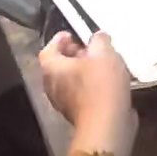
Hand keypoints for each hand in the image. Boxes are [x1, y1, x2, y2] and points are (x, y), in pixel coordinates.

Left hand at [39, 32, 134, 155]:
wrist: (106, 122)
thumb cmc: (101, 83)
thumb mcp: (104, 53)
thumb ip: (99, 40)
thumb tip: (98, 37)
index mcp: (52, 68)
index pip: (48, 49)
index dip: (60, 40)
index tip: (73, 34)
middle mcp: (51, 85)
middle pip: (58, 64)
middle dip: (73, 54)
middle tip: (90, 47)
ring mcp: (62, 101)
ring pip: (69, 79)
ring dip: (82, 70)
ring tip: (102, 63)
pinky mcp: (76, 112)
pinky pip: (79, 92)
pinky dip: (89, 83)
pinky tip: (107, 81)